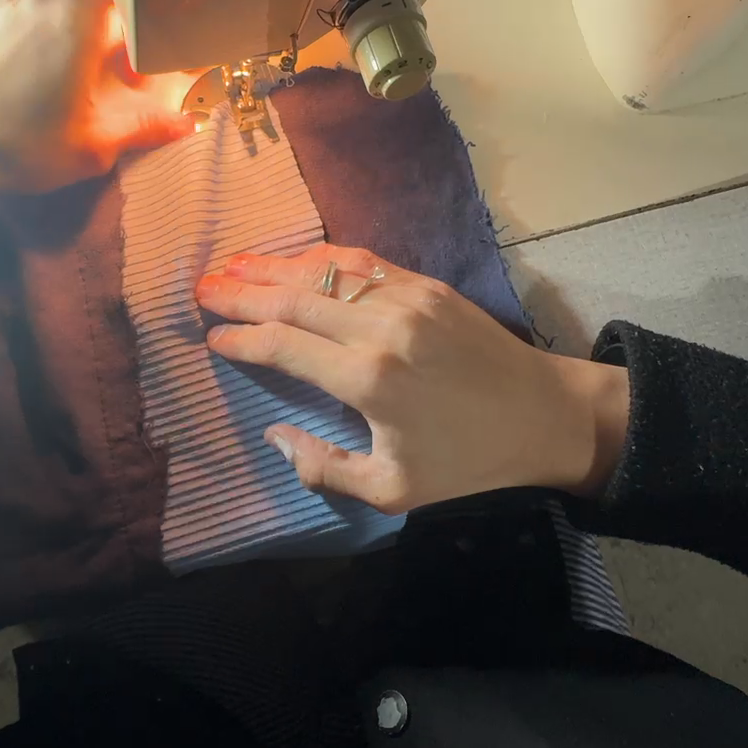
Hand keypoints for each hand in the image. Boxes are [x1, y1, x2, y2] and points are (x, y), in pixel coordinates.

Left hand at [0, 0, 194, 193]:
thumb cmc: (31, 146)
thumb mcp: (98, 144)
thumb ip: (146, 127)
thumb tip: (190, 125)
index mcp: (82, 17)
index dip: (148, 8)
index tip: (159, 38)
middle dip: (117, 15)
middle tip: (128, 60)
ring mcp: (14, 4)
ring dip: (80, 8)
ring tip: (87, 49)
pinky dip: (37, 0)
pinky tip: (41, 31)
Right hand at [195, 245, 628, 512]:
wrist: (546, 415)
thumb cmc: (466, 461)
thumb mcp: (392, 490)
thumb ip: (324, 466)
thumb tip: (274, 435)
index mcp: (366, 380)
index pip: (282, 347)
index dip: (240, 340)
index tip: (211, 340)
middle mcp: (379, 328)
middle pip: (292, 300)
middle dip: (240, 293)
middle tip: (202, 288)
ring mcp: (405, 298)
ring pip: (322, 273)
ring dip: (272, 266)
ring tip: (231, 264)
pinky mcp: (426, 283)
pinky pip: (361, 261)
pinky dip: (320, 257)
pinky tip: (294, 258)